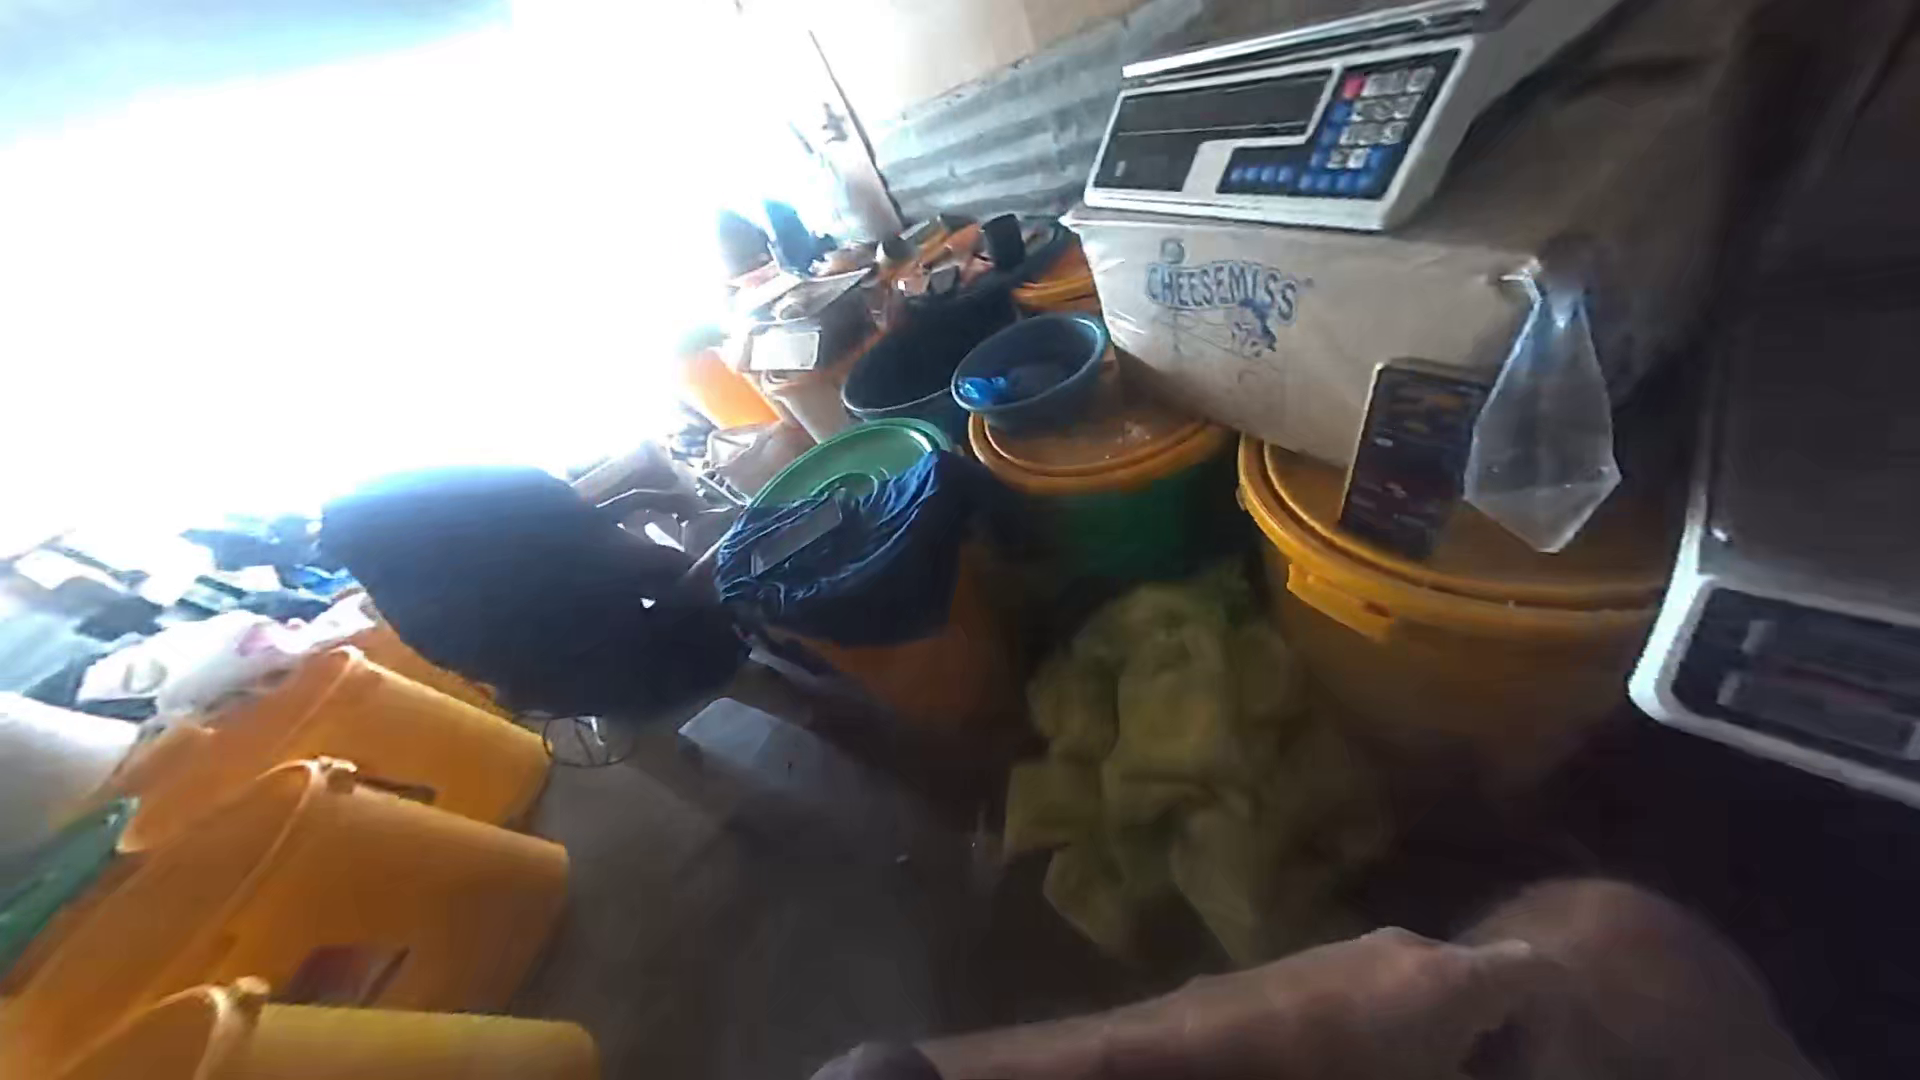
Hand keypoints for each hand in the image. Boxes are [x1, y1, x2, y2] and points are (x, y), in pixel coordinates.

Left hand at [1104, 929, 1554, 1079]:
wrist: (1228, 1037)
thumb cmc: (1343, 1068)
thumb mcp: (1433, 1074)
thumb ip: (1469, 1061)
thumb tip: (1471, 1057)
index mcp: (1449, 975)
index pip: (1533, 970)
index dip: (1560, 1002)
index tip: (1573, 1040)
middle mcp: (1408, 945)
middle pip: (1482, 978)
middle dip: (1502, 1025)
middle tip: (1502, 1062)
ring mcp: (1361, 946)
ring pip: (1431, 978)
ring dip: (1449, 1020)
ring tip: (1445, 1061)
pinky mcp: (1327, 956)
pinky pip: (1388, 980)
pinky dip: (1405, 1013)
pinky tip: (1390, 1050)